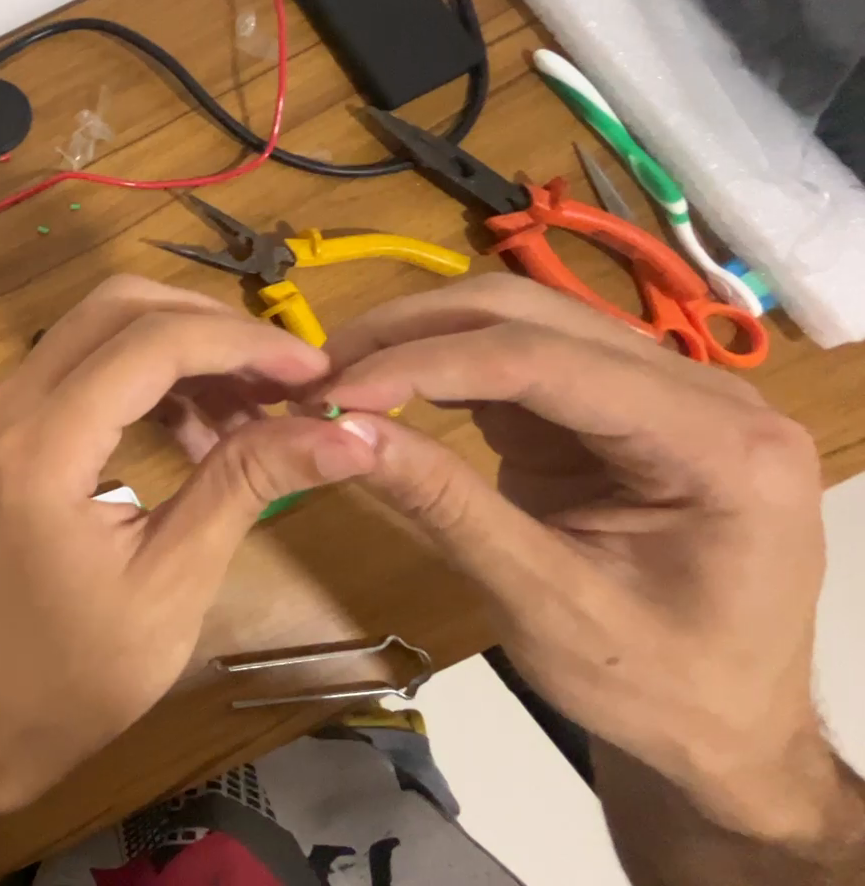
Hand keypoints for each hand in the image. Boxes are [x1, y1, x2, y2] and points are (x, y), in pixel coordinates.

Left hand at [0, 274, 378, 813]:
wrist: (0, 700)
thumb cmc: (85, 664)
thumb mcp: (175, 578)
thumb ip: (247, 484)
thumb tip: (349, 432)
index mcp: (41, 450)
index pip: (147, 345)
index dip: (241, 344)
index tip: (314, 373)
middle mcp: (7, 408)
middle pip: (116, 308)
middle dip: (210, 328)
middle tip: (285, 379)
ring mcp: (1, 410)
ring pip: (100, 327)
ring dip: (182, 349)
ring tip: (255, 412)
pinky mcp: (11, 425)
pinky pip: (85, 364)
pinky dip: (150, 377)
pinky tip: (204, 430)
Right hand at [315, 275, 839, 840]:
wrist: (716, 719)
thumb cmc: (651, 681)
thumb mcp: (542, 601)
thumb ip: (445, 505)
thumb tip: (340, 430)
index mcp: (717, 444)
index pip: (543, 362)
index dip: (423, 365)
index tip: (330, 393)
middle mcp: (695, 391)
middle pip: (526, 315)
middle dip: (408, 334)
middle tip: (317, 373)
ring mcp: (648, 390)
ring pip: (509, 319)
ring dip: (412, 339)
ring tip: (336, 376)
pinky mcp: (598, 405)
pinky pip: (502, 358)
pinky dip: (430, 366)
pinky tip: (380, 389)